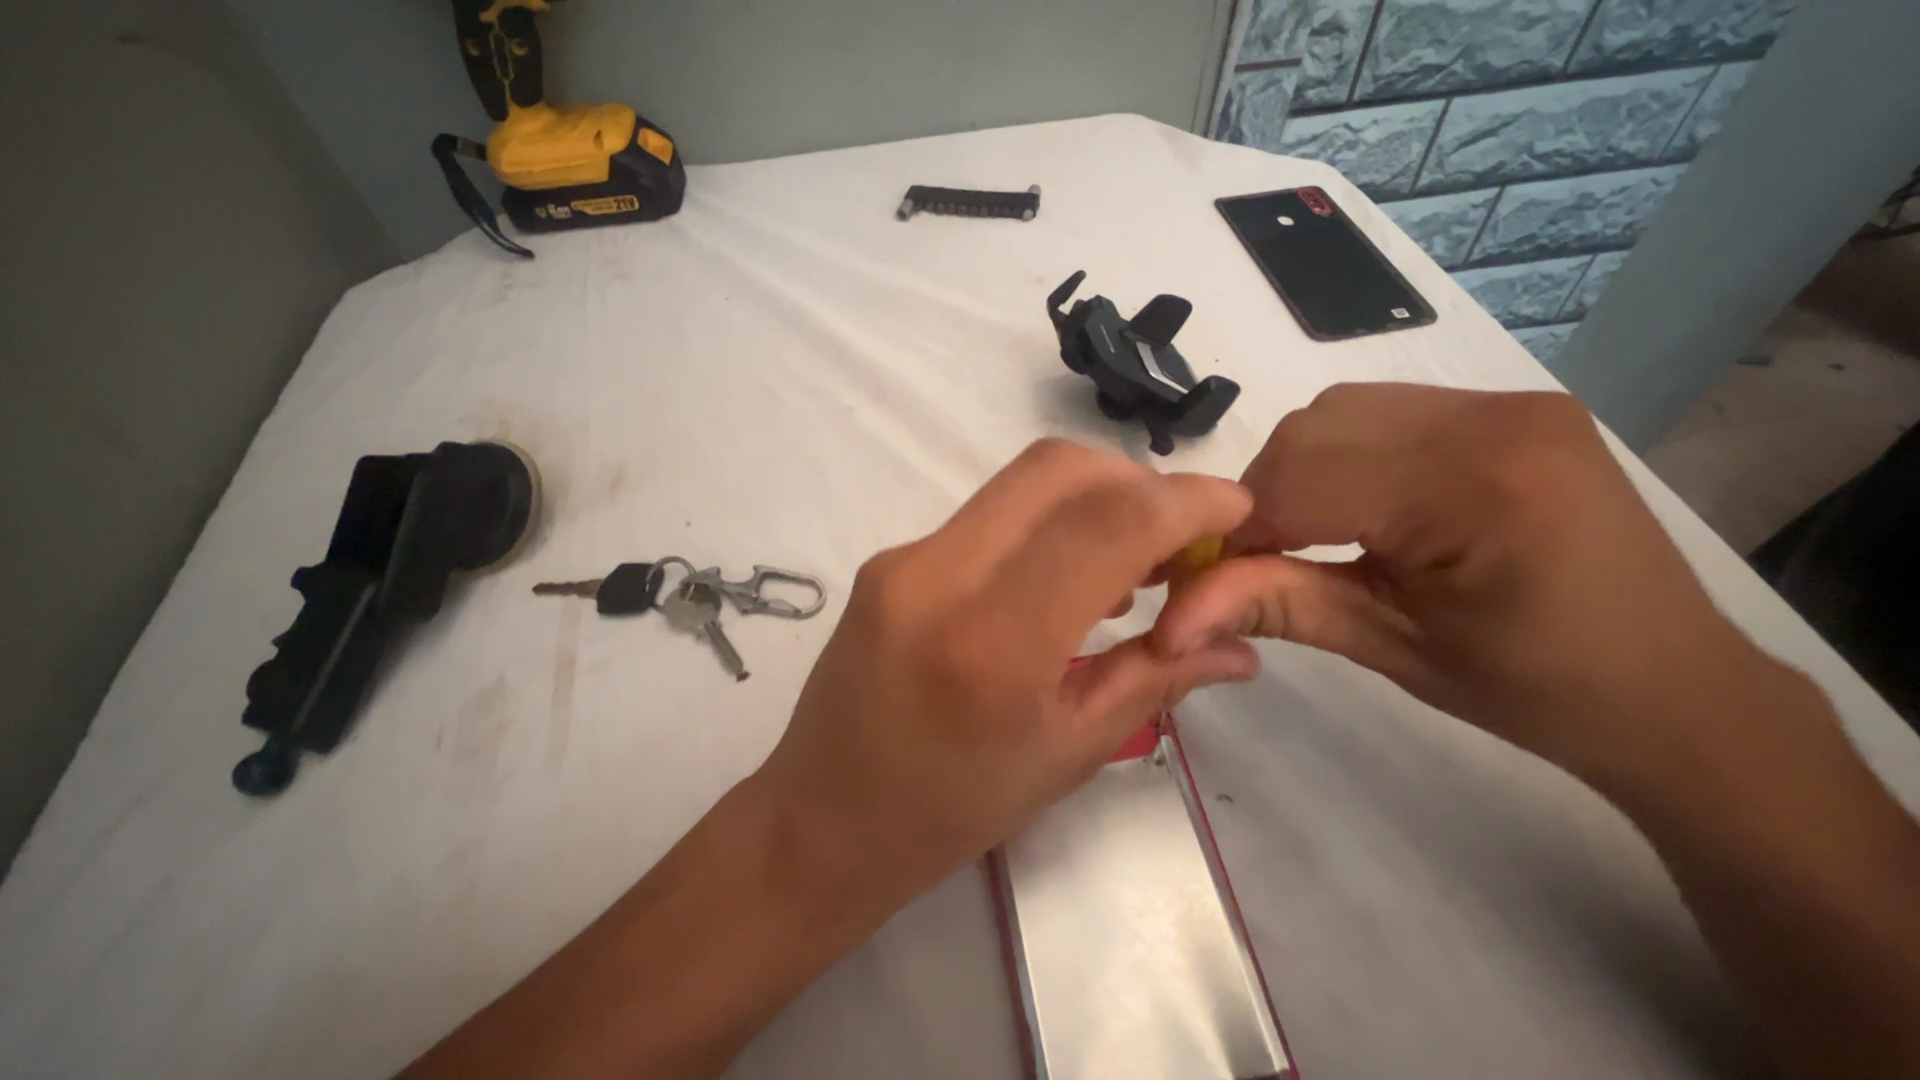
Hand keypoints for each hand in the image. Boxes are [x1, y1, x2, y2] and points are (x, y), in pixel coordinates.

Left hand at [754, 438, 1257, 907]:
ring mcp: (904, 559)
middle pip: (1059, 470)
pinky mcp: (889, 561)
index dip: (1186, 502)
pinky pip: (987, 515)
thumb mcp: (1067, 755)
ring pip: (1021, 484)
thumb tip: (1241, 644)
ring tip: (1135, 563)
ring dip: (1093, 499)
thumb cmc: (951, 812)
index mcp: (993, 642)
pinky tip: (1067, 575)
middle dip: (1138, 483)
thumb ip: (1155, 680)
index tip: (1235, 512)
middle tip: (1180, 538)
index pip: (1108, 525)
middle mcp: (940, 576)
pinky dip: (1045, 523)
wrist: (822, 821)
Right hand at [1154, 383, 1777, 785]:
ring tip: (1312, 537)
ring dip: (1302, 470)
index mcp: (1474, 488)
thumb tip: (1171, 615)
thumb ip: (1279, 605)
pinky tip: (1363, 508)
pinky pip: (1389, 412)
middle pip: (1314, 429)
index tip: (1206, 582)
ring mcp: (1509, 402)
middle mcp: (1493, 418)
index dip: (1236, 530)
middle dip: (1265, 497)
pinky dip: (1348, 455)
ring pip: (1342, 411)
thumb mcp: (1393, 649)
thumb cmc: (1535, 689)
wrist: (1672, 686)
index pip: (1301, 478)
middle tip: (1261, 565)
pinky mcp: (1514, 406)